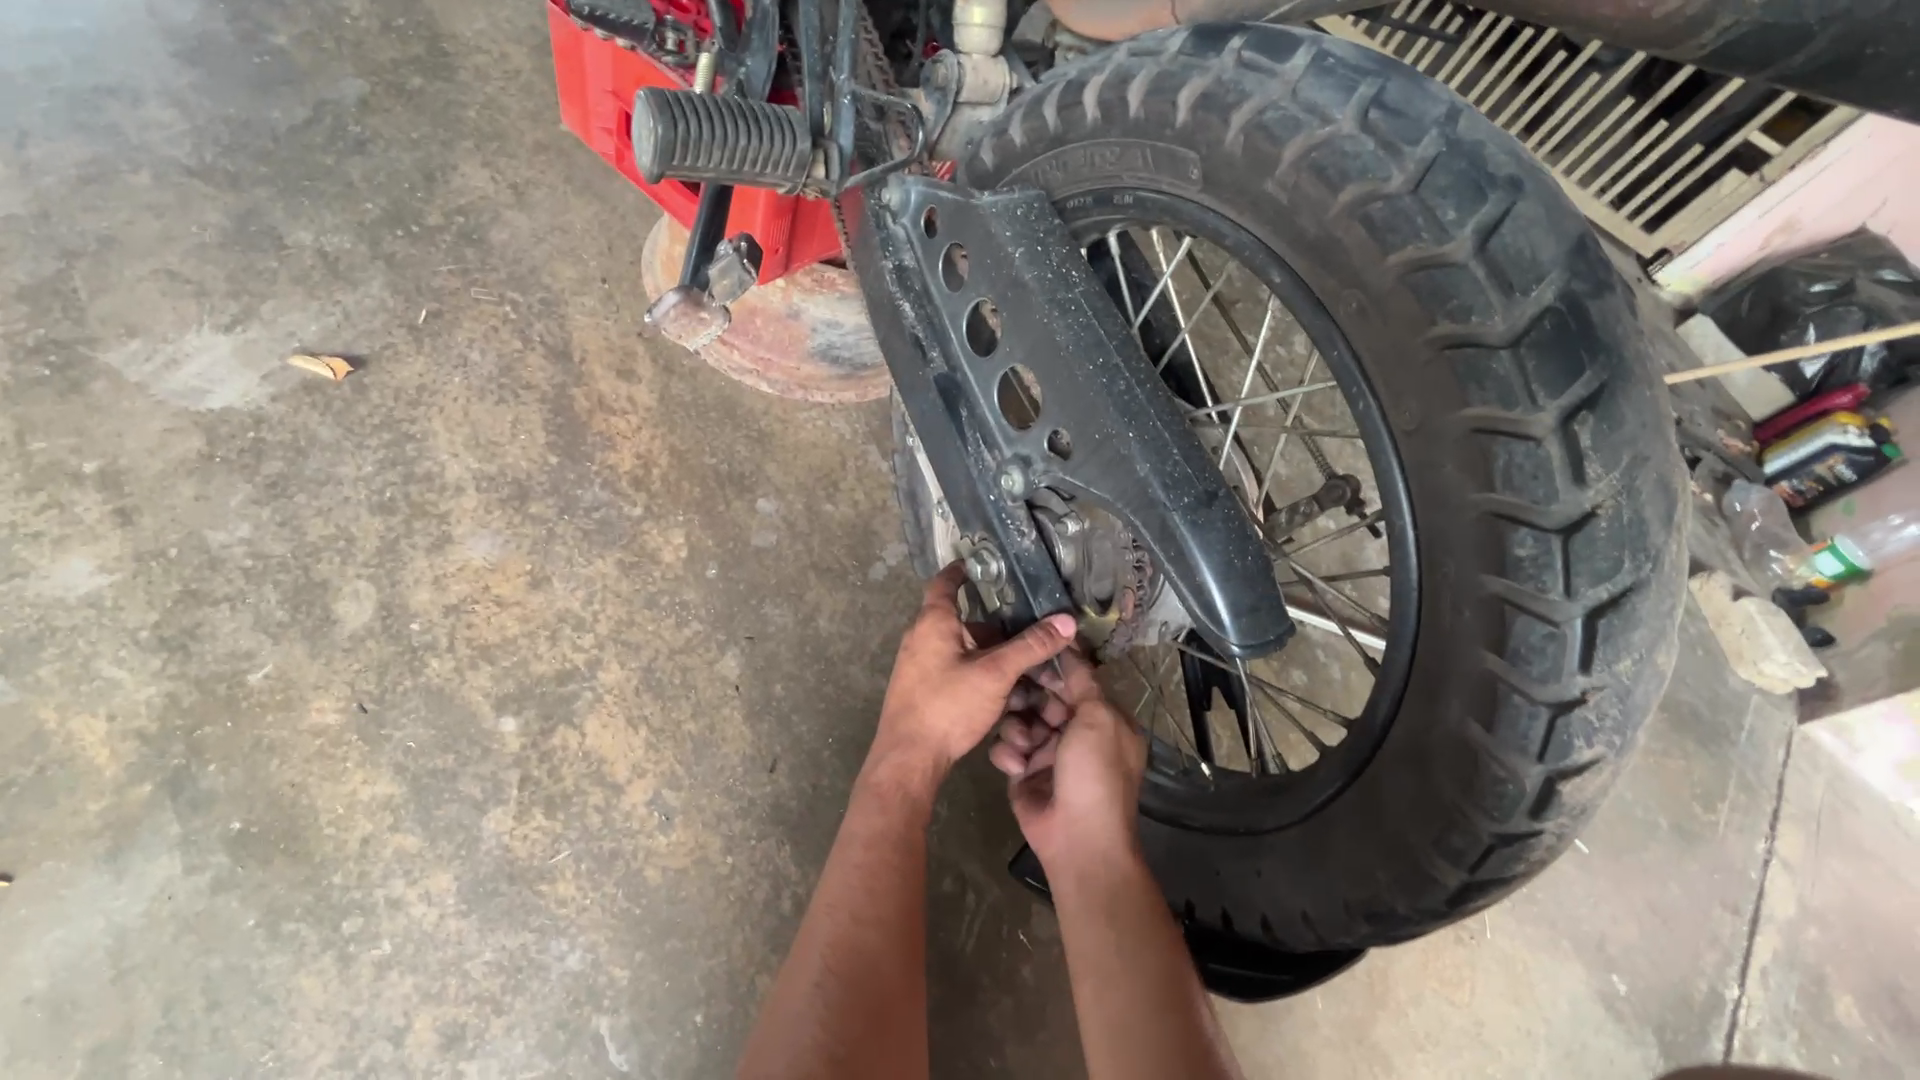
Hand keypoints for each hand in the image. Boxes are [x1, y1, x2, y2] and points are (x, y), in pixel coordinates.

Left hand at [870, 563, 1078, 781]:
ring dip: (987, 651)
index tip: (980, 564)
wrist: (908, 759)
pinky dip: (976, 669)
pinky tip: (1001, 688)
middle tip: (1027, 625)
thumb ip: (1031, 647)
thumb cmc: (947, 706)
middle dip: (993, 623)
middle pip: (960, 619)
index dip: (962, 571)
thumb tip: (1067, 621)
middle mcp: (920, 638)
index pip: (944, 583)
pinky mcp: (921, 690)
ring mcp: (918, 666)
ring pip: (959, 647)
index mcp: (933, 622)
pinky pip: (953, 668)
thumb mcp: (995, 674)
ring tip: (1022, 659)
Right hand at [989, 650, 1146, 870]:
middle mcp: (1076, 733)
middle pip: (1043, 698)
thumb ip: (1083, 681)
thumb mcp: (1098, 718)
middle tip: (1013, 692)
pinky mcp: (1022, 773)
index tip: (1029, 649)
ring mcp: (1048, 754)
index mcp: (1103, 720)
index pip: (1076, 681)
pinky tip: (1016, 767)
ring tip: (1022, 743)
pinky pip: (1007, 749)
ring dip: (1017, 728)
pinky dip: (1008, 754)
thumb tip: (1072, 647)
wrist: (1078, 838)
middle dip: (1028, 697)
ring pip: (1021, 721)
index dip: (1054, 666)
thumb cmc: (1095, 772)